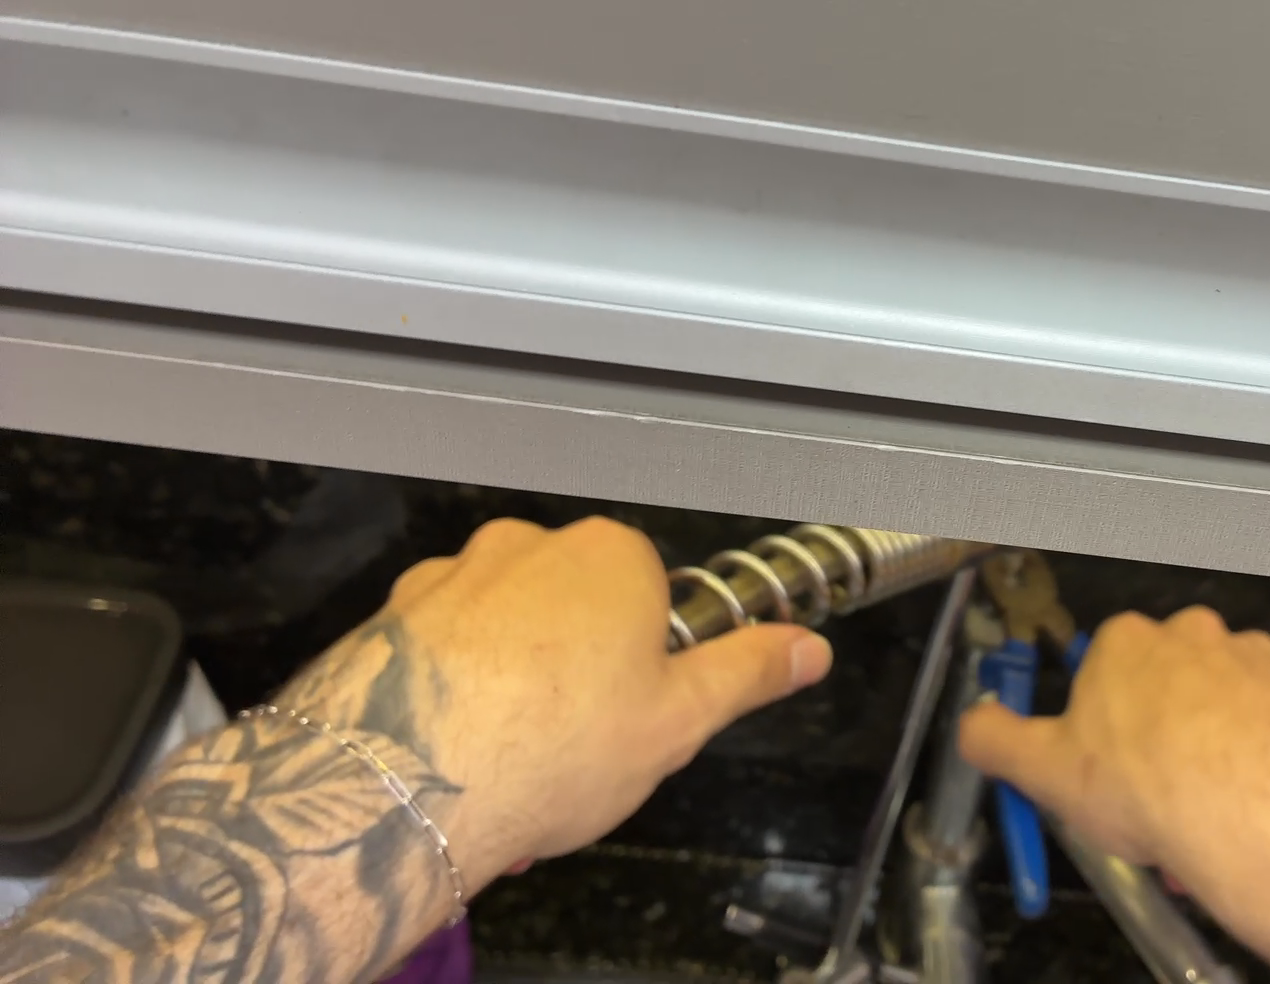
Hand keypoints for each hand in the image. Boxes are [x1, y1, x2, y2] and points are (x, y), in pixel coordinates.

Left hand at [278, 516, 834, 886]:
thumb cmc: (555, 745)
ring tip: (510, 745)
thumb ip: (752, 671)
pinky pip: (444, 639)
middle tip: (576, 734)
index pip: (652, 592)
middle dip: (586, 657)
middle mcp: (534, 545)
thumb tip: (811, 649)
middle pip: (583, 600)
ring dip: (520, 668)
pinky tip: (453, 738)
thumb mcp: (681, 718)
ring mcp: (454, 573)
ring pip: (513, 619)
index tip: (632, 702)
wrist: (387, 796)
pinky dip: (455, 677)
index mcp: (614, 556)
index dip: (649, 653)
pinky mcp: (388, 614)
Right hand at [958, 608, 1269, 983]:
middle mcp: (1188, 633)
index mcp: (1125, 642)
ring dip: (1210, 736)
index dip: (1101, 720)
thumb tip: (974, 724)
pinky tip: (1251, 792)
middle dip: (1157, 726)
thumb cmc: (1152, 787)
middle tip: (1156, 788)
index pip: (1102, 669)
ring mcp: (1249, 656)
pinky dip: (1261, 744)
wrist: (1262, 817)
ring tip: (1207, 802)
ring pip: (1219, 696)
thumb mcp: (1045, 771)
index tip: (1107, 760)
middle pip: (1162, 678)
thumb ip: (994, 738)